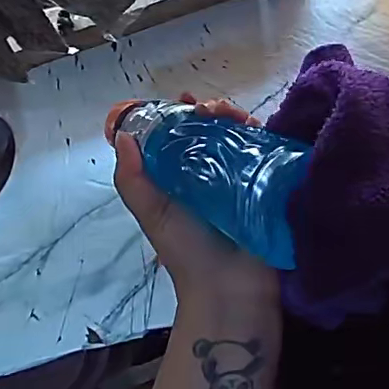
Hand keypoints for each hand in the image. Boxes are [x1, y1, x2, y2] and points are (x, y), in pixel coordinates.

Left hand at [113, 93, 276, 301]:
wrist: (229, 287)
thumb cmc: (186, 250)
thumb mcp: (151, 212)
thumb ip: (132, 179)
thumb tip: (122, 136)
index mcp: (183, 177)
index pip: (183, 137)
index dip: (182, 116)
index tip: (184, 101)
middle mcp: (213, 172)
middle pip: (214, 130)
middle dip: (212, 111)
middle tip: (208, 108)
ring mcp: (242, 176)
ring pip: (240, 135)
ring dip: (235, 118)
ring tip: (229, 114)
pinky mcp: (267, 183)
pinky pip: (265, 151)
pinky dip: (261, 134)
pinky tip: (254, 126)